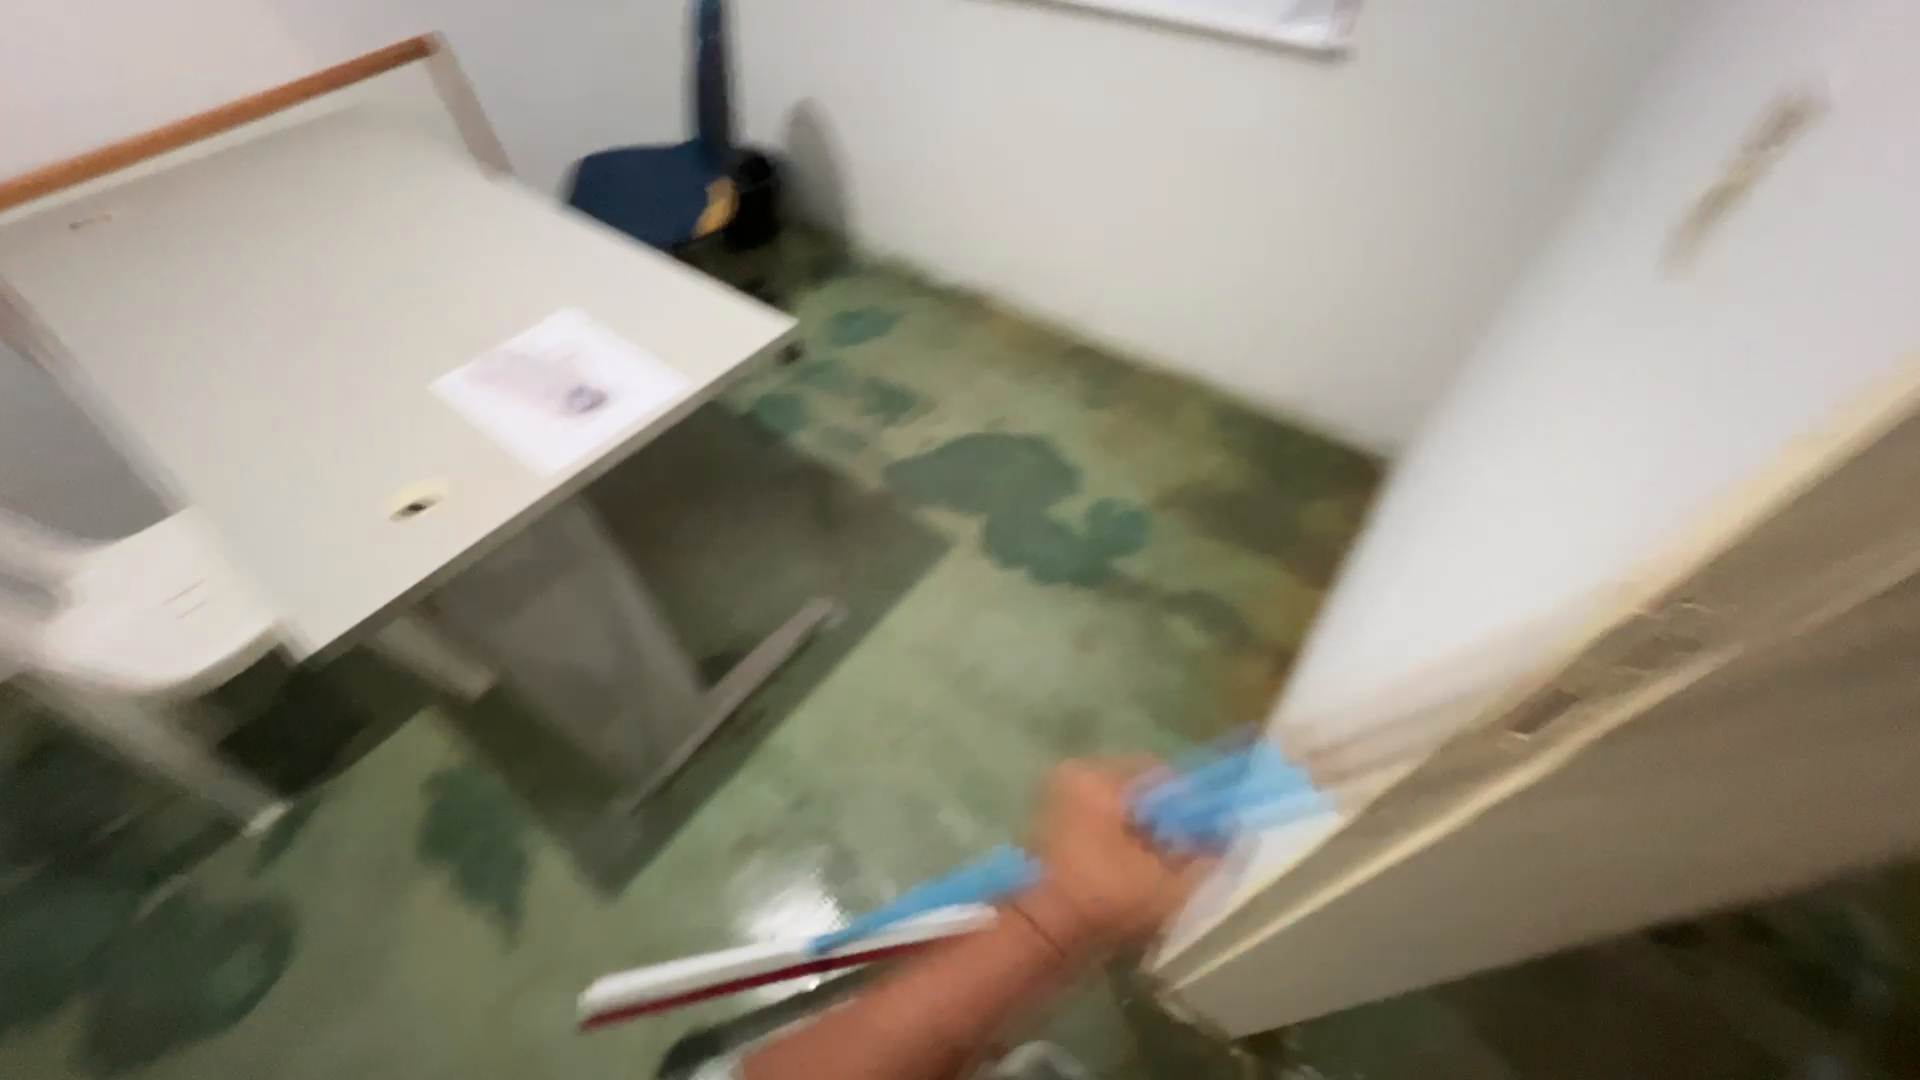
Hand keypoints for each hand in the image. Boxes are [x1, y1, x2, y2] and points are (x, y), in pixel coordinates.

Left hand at [1016, 759, 1210, 960]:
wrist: (1042, 932)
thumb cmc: (1105, 895)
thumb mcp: (1167, 881)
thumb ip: (1204, 857)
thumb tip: (1226, 839)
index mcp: (1097, 776)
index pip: (1157, 773)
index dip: (1188, 803)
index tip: (1203, 835)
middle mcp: (1072, 777)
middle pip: (1134, 790)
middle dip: (1162, 819)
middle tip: (1181, 853)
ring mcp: (1054, 801)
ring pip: (1114, 808)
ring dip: (1137, 832)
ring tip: (1154, 868)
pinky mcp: (1046, 828)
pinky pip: (1093, 824)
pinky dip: (1113, 842)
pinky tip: (1126, 873)